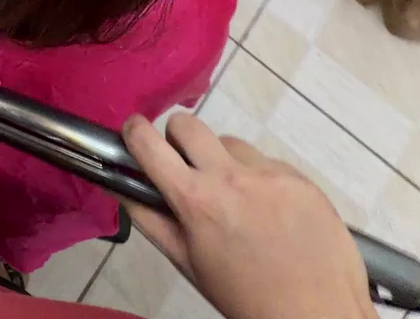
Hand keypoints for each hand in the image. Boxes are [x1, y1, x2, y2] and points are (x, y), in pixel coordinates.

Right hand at [122, 114, 373, 318]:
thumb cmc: (244, 296)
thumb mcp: (187, 262)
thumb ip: (147, 218)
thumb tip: (118, 184)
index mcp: (195, 199)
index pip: (147, 141)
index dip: (133, 131)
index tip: (135, 134)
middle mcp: (230, 177)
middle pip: (187, 123)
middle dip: (179, 140)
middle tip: (190, 168)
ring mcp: (270, 175)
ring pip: (230, 143)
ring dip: (225, 161)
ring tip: (241, 198)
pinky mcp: (302, 180)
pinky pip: (268, 162)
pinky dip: (262, 178)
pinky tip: (274, 211)